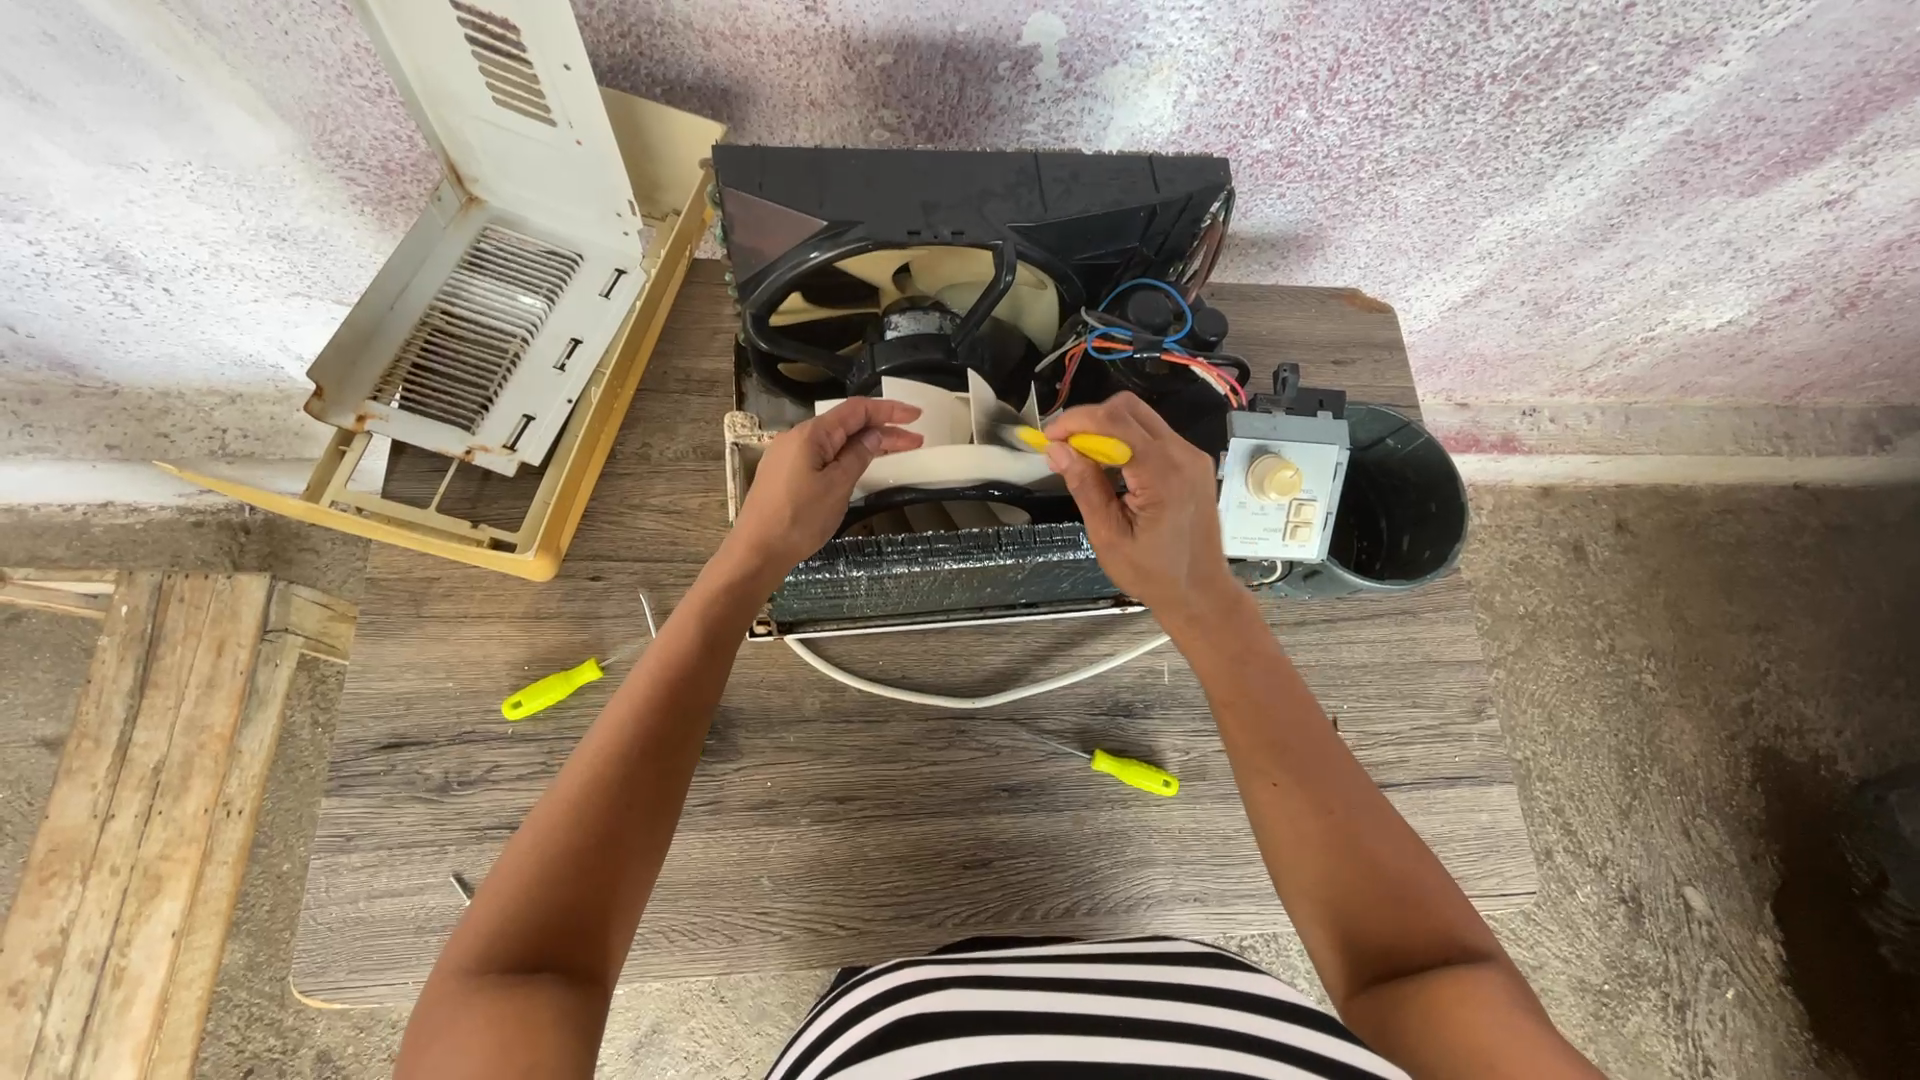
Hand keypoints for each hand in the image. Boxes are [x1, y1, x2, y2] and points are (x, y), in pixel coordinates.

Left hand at [725, 398, 923, 574]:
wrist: (757, 551)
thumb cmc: (799, 519)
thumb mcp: (837, 487)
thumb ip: (858, 456)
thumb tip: (874, 436)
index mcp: (811, 434)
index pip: (856, 410)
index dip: (889, 410)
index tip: (916, 416)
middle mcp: (797, 437)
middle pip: (846, 424)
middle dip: (882, 430)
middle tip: (915, 441)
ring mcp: (789, 455)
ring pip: (835, 441)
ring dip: (865, 444)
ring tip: (896, 452)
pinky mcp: (786, 473)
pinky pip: (822, 455)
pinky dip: (846, 456)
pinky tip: (861, 465)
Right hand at [1043, 392, 1240, 623]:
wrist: (1200, 591)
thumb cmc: (1153, 573)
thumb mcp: (1108, 536)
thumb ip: (1085, 487)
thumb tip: (1058, 450)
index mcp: (1163, 475)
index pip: (1114, 422)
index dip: (1076, 421)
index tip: (1049, 438)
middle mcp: (1183, 455)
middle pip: (1128, 409)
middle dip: (1090, 420)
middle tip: (1064, 447)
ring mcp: (1191, 456)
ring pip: (1141, 418)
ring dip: (1106, 429)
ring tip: (1083, 460)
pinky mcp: (1192, 462)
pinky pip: (1152, 435)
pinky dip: (1124, 441)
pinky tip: (1109, 468)